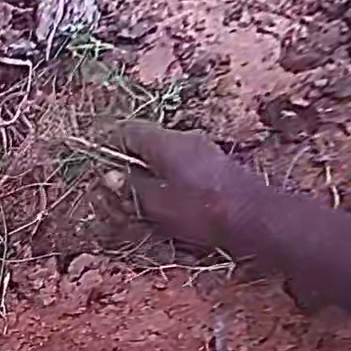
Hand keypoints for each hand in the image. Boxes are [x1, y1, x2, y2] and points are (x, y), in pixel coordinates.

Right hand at [100, 122, 274, 252]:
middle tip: (111, 188)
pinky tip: (160, 201)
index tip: (95, 164)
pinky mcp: (212, 166)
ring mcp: (202, 151)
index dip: (108, 145)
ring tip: (134, 199)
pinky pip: (177, 165)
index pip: (129, 131)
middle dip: (125, 163)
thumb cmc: (201, 211)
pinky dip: (162, 178)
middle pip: (146, 143)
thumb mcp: (156, 204)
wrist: (255, 219)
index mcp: (168, 144)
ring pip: (162, 156)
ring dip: (144, 173)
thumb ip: (131, 187)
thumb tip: (108, 176)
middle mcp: (186, 140)